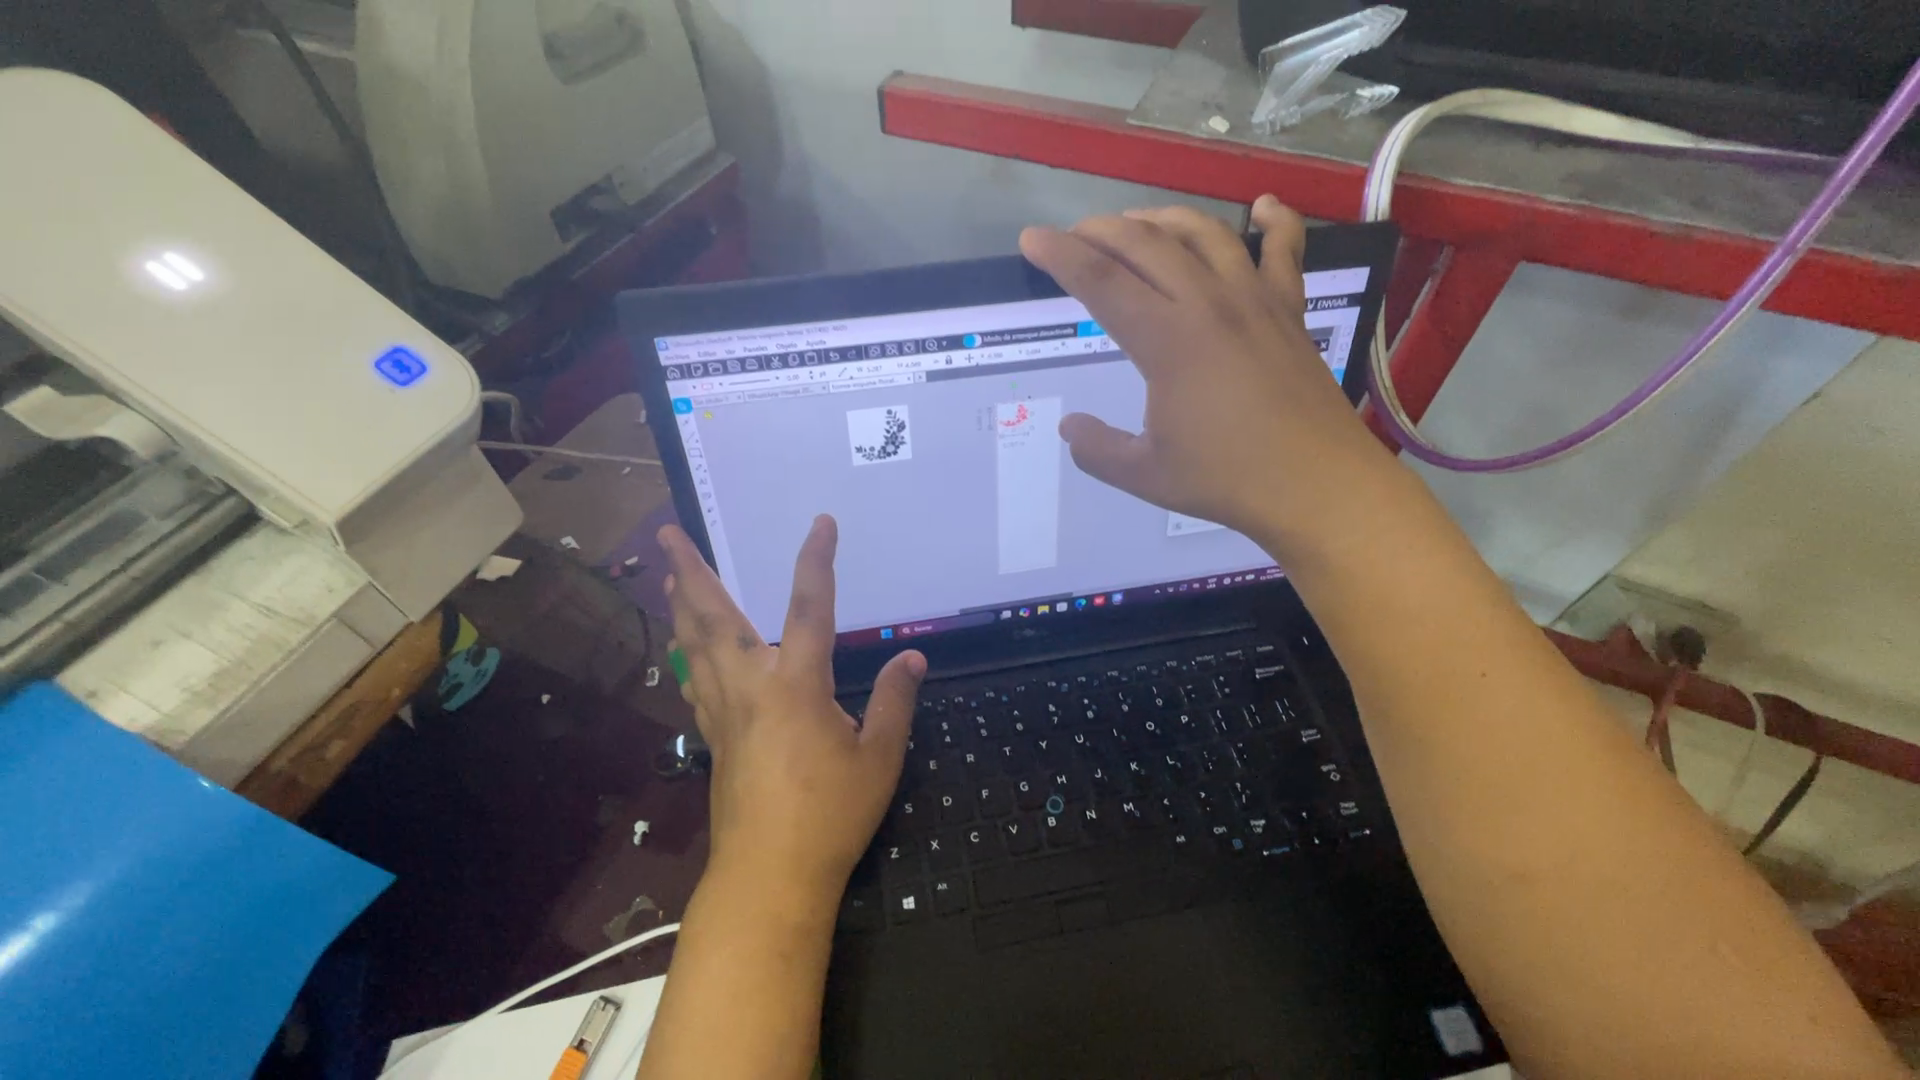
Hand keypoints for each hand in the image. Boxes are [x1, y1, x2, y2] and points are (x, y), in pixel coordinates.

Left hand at [659, 515, 925, 903]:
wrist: (770, 874)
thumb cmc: (831, 815)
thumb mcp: (879, 757)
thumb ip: (894, 701)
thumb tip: (910, 658)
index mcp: (795, 685)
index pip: (809, 607)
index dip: (816, 561)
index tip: (821, 524)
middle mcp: (751, 687)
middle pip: (716, 618)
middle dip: (693, 571)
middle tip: (672, 535)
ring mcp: (724, 713)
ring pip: (694, 647)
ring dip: (681, 606)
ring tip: (670, 575)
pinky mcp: (713, 739)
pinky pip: (694, 683)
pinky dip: (685, 655)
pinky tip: (684, 652)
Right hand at [1019, 197, 1385, 548]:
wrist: (1317, 484)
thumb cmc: (1227, 479)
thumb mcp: (1144, 474)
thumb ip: (1097, 449)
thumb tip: (1070, 427)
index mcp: (1166, 341)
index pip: (1101, 282)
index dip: (1061, 256)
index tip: (1032, 240)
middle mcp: (1208, 304)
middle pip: (1146, 244)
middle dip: (1101, 231)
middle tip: (1075, 237)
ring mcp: (1254, 300)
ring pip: (1204, 234)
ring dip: (1161, 219)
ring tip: (1135, 224)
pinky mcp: (1289, 309)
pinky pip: (1284, 249)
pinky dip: (1274, 221)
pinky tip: (1261, 206)